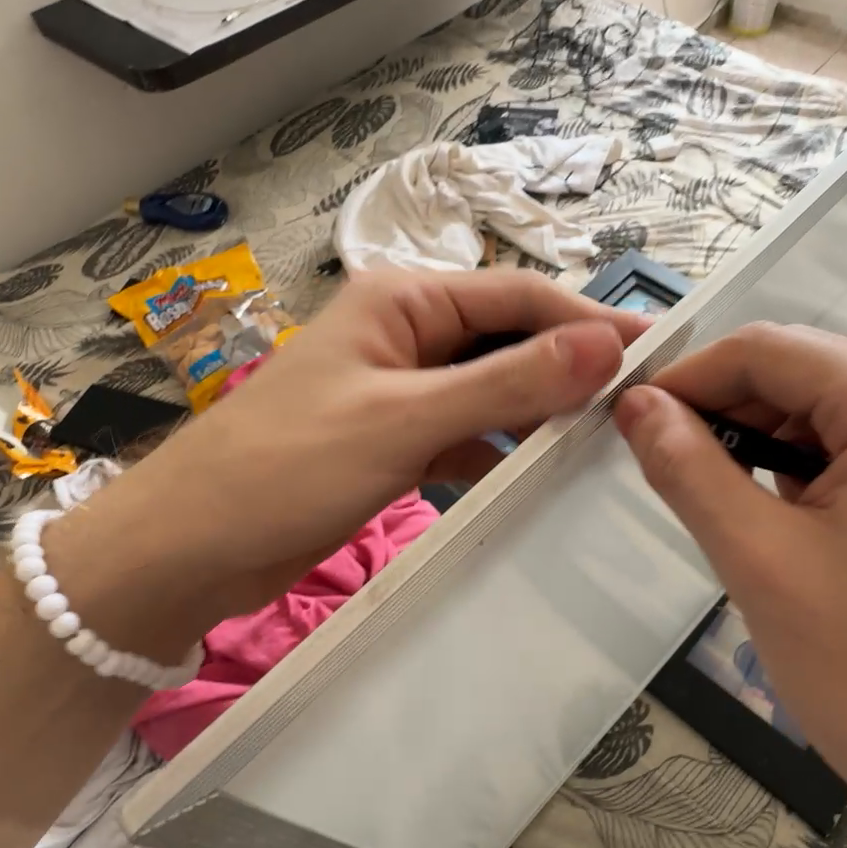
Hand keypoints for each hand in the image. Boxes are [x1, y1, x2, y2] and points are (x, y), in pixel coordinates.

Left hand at [50, 270, 648, 655]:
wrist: (188, 550)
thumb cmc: (286, 467)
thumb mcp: (405, 420)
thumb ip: (507, 383)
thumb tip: (606, 343)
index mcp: (404, 300)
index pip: (519, 296)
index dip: (589, 321)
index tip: (658, 353)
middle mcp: (407, 333)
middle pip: (509, 339)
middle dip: (569, 368)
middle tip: (639, 407)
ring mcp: (401, 389)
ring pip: (493, 389)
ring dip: (541, 412)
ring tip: (605, 443)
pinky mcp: (396, 440)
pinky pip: (468, 433)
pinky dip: (502, 450)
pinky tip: (540, 477)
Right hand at [612, 323, 846, 847]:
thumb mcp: (760, 563)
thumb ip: (687, 467)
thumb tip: (635, 404)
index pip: (772, 349)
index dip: (690, 376)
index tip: (635, 417)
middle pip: (810, 372)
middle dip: (732, 411)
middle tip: (673, 464)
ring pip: (840, 405)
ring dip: (772, 439)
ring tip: (729, 499)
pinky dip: (820, 462)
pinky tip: (790, 512)